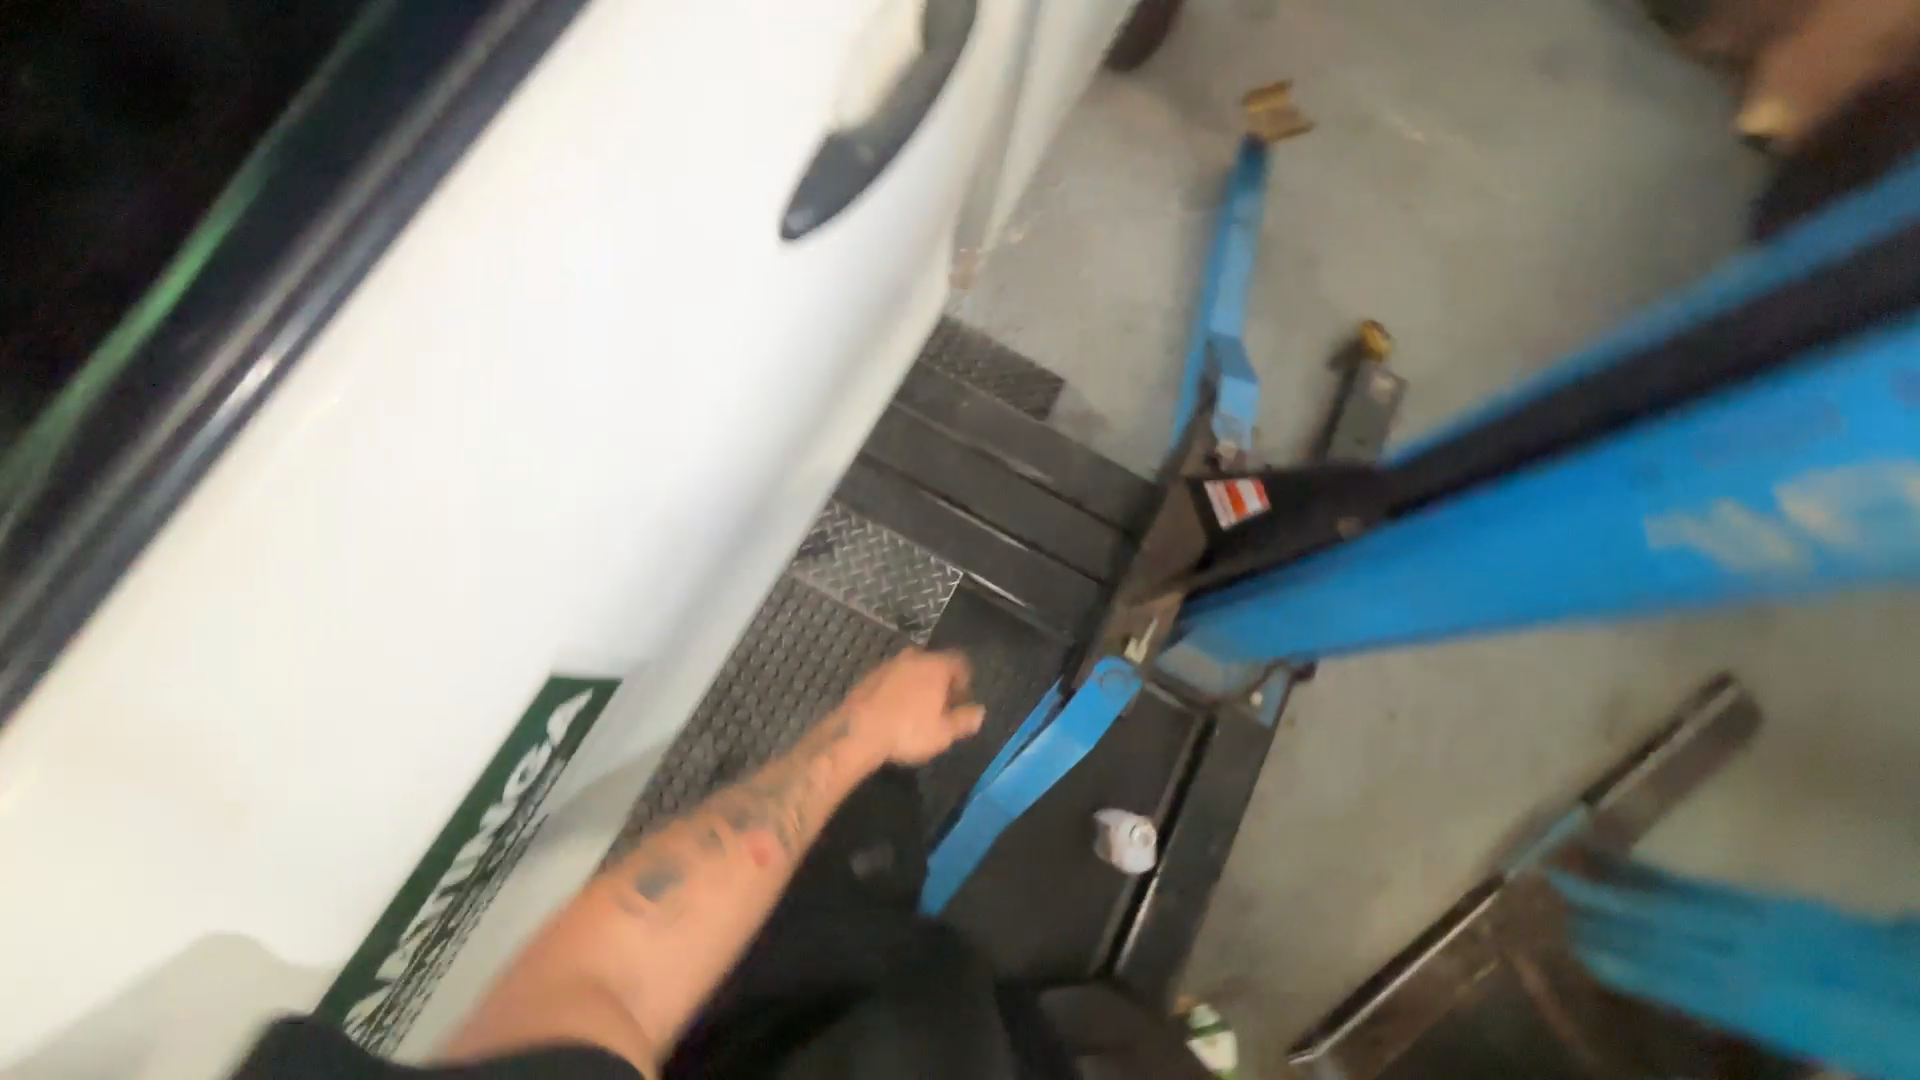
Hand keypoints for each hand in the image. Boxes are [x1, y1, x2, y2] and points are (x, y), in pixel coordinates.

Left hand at [837, 648, 985, 766]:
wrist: (857, 732)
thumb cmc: (907, 732)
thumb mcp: (944, 733)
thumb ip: (965, 720)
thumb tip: (980, 712)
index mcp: (936, 666)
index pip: (960, 662)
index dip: (964, 680)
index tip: (962, 699)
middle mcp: (914, 657)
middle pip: (936, 663)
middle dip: (941, 682)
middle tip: (942, 705)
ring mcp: (889, 664)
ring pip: (913, 669)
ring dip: (919, 684)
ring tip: (918, 710)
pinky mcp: (870, 675)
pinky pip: (893, 678)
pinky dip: (899, 689)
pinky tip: (895, 710)